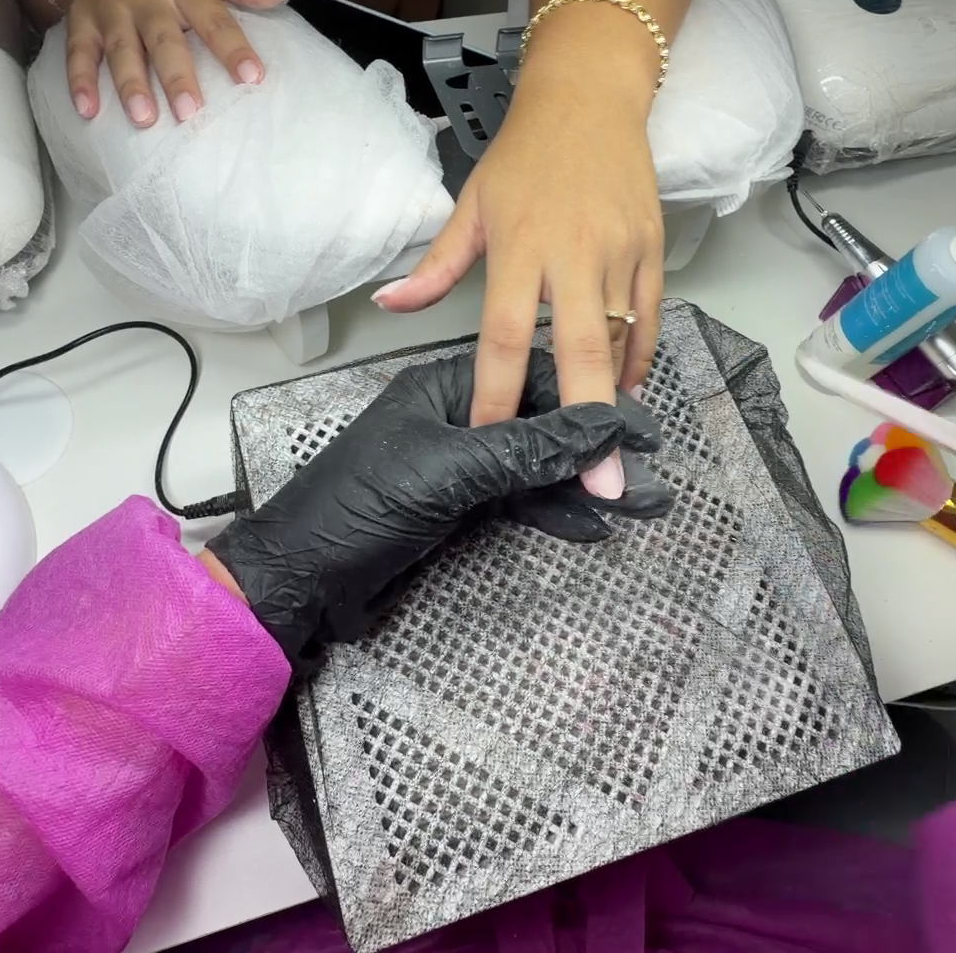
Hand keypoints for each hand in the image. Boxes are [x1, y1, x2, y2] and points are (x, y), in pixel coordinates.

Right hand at [50, 0, 290, 125]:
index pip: (213, 18)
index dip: (232, 48)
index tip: (252, 77)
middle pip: (163, 40)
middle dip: (176, 76)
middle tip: (190, 113)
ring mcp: (109, 8)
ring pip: (120, 50)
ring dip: (130, 85)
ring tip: (144, 119)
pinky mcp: (80, 20)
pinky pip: (77, 52)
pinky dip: (79, 81)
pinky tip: (87, 111)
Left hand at [208, 350, 672, 673]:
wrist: (303, 575)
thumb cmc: (365, 504)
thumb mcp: (450, 468)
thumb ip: (529, 448)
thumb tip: (605, 429)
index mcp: (447, 386)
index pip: (534, 381)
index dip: (591, 404)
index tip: (645, 432)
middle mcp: (456, 417)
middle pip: (539, 428)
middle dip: (594, 455)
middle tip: (651, 483)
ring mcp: (455, 465)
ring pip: (530, 470)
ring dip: (578, 489)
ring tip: (637, 509)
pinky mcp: (453, 507)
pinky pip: (511, 502)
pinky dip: (546, 512)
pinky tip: (587, 526)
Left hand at [373, 70, 664, 426]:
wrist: (589, 98)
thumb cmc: (523, 157)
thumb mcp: (470, 205)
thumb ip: (435, 266)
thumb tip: (389, 304)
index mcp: (519, 250)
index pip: (505, 337)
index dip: (498, 395)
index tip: (494, 442)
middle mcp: (574, 257)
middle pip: (580, 352)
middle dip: (587, 423)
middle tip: (599, 483)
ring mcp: (621, 254)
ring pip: (622, 341)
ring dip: (615, 399)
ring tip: (610, 452)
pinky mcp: (654, 249)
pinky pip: (652, 318)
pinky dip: (641, 358)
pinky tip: (628, 391)